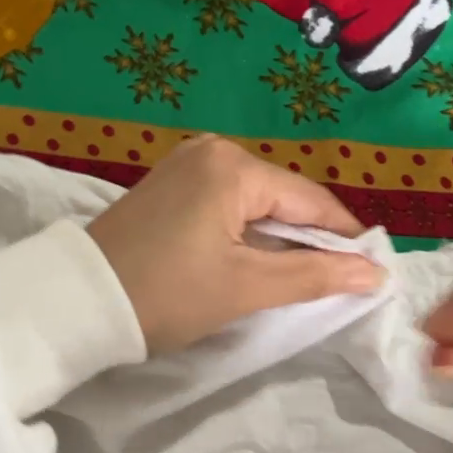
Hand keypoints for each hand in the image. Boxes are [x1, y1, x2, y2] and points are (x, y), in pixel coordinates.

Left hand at [86, 136, 386, 354]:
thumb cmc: (164, 295)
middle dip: (309, 239)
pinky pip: (228, 202)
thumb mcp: (245, 288)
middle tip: (330, 284)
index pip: (311, 200)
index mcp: (232, 166)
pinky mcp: (170, 182)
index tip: (371, 273)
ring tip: (293, 278)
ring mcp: (187, 163)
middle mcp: (212, 151)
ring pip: (257, 201)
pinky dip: (246, 231)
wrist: (78, 301)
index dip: (345, 238)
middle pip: (284, 197)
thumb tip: (375, 271)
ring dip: (278, 237)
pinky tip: (251, 261)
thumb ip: (314, 275)